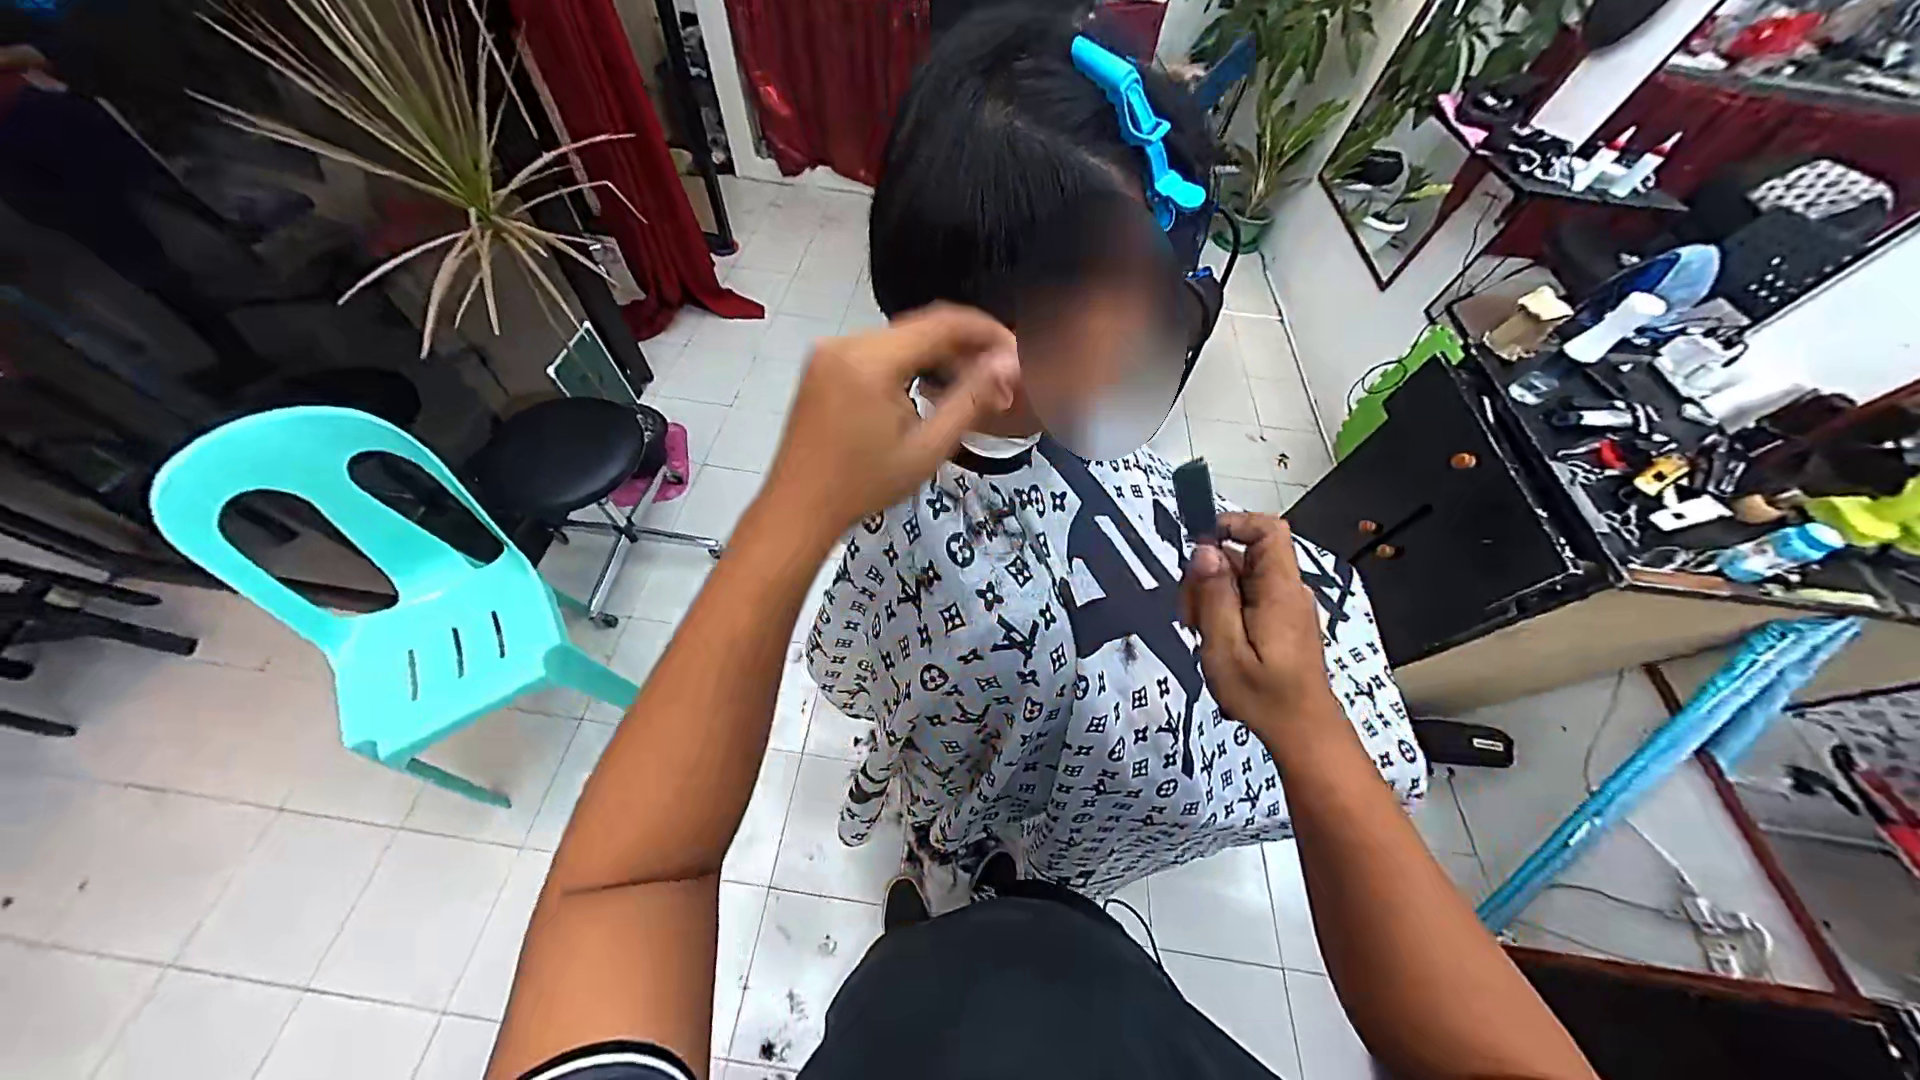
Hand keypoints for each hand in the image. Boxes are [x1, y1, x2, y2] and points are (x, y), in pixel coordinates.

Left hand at [762, 304, 1017, 537]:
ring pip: (901, 340)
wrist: (799, 508)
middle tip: (999, 380)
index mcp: (870, 359)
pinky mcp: (823, 366)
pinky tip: (929, 389)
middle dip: (966, 349)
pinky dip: (909, 365)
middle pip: (921, 329)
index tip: (1015, 352)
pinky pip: (877, 353)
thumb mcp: (927, 448)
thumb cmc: (864, 486)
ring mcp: (829, 352)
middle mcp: (846, 343)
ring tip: (971, 388)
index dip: (987, 332)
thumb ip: (972, 400)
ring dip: (939, 357)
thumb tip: (1009, 364)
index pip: (943, 323)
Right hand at [1181, 513, 1340, 742]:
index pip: (1268, 530)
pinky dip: (1223, 609)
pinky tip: (1214, 638)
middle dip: (1208, 573)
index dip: (1234, 524)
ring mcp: (1284, 606)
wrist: (1302, 733)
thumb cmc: (1263, 695)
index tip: (1199, 548)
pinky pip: (1247, 597)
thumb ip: (1214, 596)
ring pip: (1240, 577)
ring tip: (1201, 632)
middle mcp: (1286, 590)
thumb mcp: (1225, 648)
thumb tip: (1204, 549)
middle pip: (1244, 555)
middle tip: (1191, 613)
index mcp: (1279, 590)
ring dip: (1211, 595)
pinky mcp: (1279, 621)